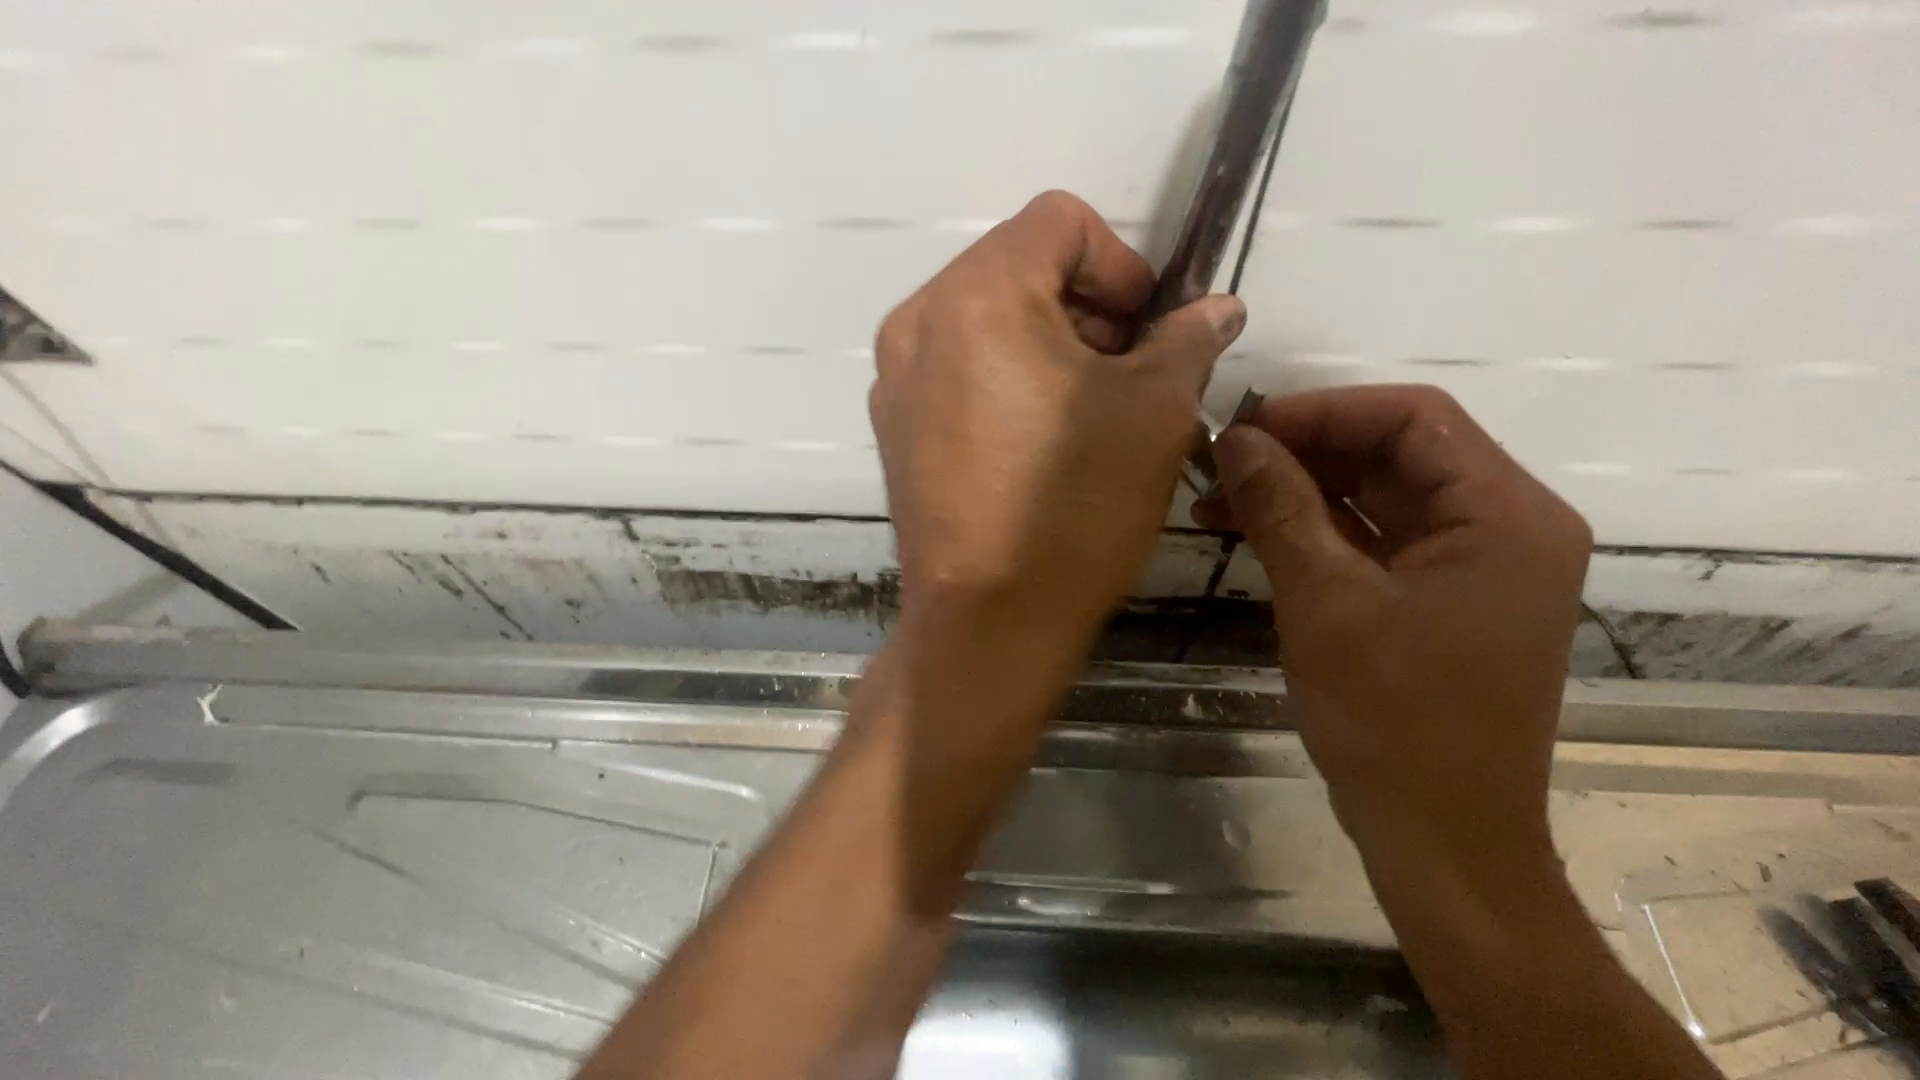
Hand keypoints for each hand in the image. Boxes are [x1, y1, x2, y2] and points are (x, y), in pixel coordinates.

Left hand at [871, 191, 1245, 643]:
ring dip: (1047, 343)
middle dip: (1085, 307)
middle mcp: (919, 321)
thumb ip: (1187, 339)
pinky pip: (956, 368)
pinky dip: (1003, 378)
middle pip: (1018, 265)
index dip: (1120, 264)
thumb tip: (1215, 308)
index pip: (1058, 220)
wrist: (988, 623)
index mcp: (978, 297)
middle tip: (1126, 375)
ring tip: (1087, 413)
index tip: (1146, 332)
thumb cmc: (1075, 509)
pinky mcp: (893, 426)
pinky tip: (1037, 443)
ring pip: (985, 318)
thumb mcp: (1155, 412)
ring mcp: (895, 377)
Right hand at [1193, 386, 1591, 873]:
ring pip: (1382, 499)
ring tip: (1219, 500)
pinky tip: (1254, 536)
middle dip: (1304, 452)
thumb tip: (1236, 439)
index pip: (1413, 419)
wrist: (1443, 841)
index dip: (1322, 412)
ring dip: (1303, 493)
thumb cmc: (1396, 721)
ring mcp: (1478, 569)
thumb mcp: (1327, 603)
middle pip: (1397, 455)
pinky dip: (1320, 534)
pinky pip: (1380, 544)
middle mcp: (1507, 529)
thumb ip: (1282, 508)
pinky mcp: (1445, 603)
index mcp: (1508, 516)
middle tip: (1221, 464)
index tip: (1244, 429)